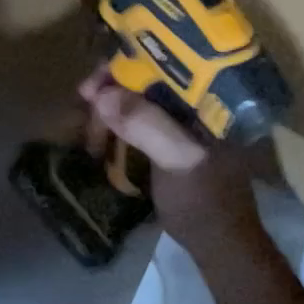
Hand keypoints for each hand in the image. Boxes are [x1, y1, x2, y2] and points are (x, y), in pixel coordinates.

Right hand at [78, 64, 263, 252]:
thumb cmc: (205, 200)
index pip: (173, 59)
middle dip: (117, 83)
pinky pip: (146, 116)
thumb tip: (103, 95)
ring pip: (146, 95)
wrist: (219, 244)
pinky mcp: (179, 137)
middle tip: (84, 97)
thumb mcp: (178, 160)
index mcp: (217, 94)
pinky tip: (101, 131)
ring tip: (90, 124)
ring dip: (115, 103)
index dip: (133, 59)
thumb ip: (146, 125)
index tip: (97, 77)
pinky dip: (123, 120)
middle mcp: (207, 98)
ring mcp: (192, 118)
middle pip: (155, 74)